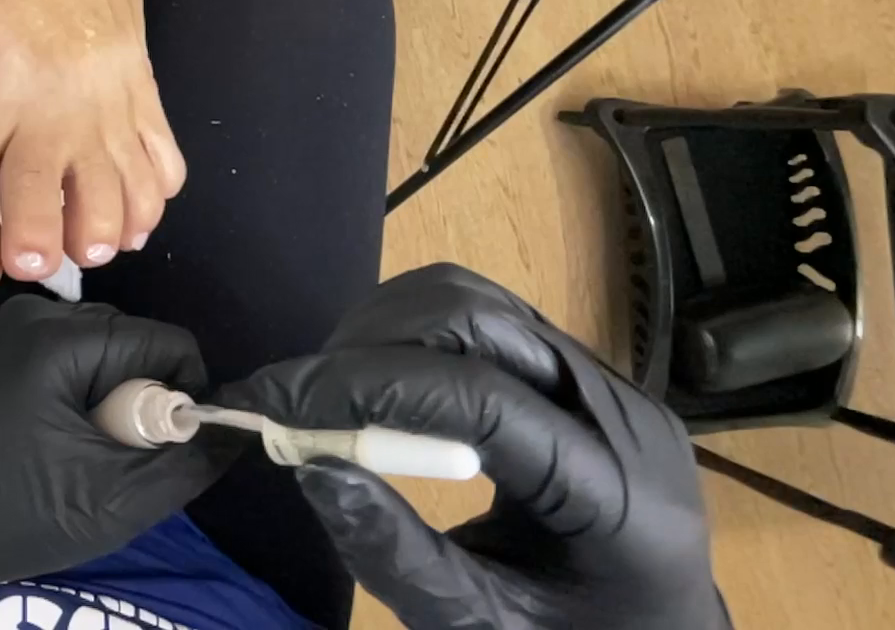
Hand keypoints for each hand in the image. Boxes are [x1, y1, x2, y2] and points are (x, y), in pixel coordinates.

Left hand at [0, 0, 185, 291]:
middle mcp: (56, 122)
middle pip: (70, 235)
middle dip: (41, 250)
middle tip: (25, 236)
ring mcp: (112, 107)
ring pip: (125, 213)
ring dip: (98, 235)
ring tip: (75, 227)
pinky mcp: (147, 89)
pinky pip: (164, 167)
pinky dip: (146, 199)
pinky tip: (122, 193)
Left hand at [0, 295, 226, 615]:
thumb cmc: (15, 512)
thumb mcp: (115, 498)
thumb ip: (187, 458)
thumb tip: (234, 425)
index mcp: (62, 338)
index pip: (165, 340)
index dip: (182, 393)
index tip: (161, 444)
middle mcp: (38, 312)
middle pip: (135, 339)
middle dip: (142, 394)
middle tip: (113, 452)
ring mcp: (17, 323)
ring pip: (107, 346)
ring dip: (114, 394)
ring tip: (84, 447)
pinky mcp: (7, 342)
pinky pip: (74, 352)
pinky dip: (85, 389)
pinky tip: (61, 432)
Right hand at [222, 264, 732, 629]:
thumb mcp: (481, 629)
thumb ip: (398, 557)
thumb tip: (310, 464)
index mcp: (620, 497)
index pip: (479, 399)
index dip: (364, 387)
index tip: (274, 401)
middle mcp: (620, 414)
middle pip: (473, 325)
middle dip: (366, 349)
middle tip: (301, 397)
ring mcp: (600, 376)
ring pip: (467, 299)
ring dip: (381, 326)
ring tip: (335, 384)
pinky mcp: (568, 359)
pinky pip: (473, 304)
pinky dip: (406, 321)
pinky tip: (378, 368)